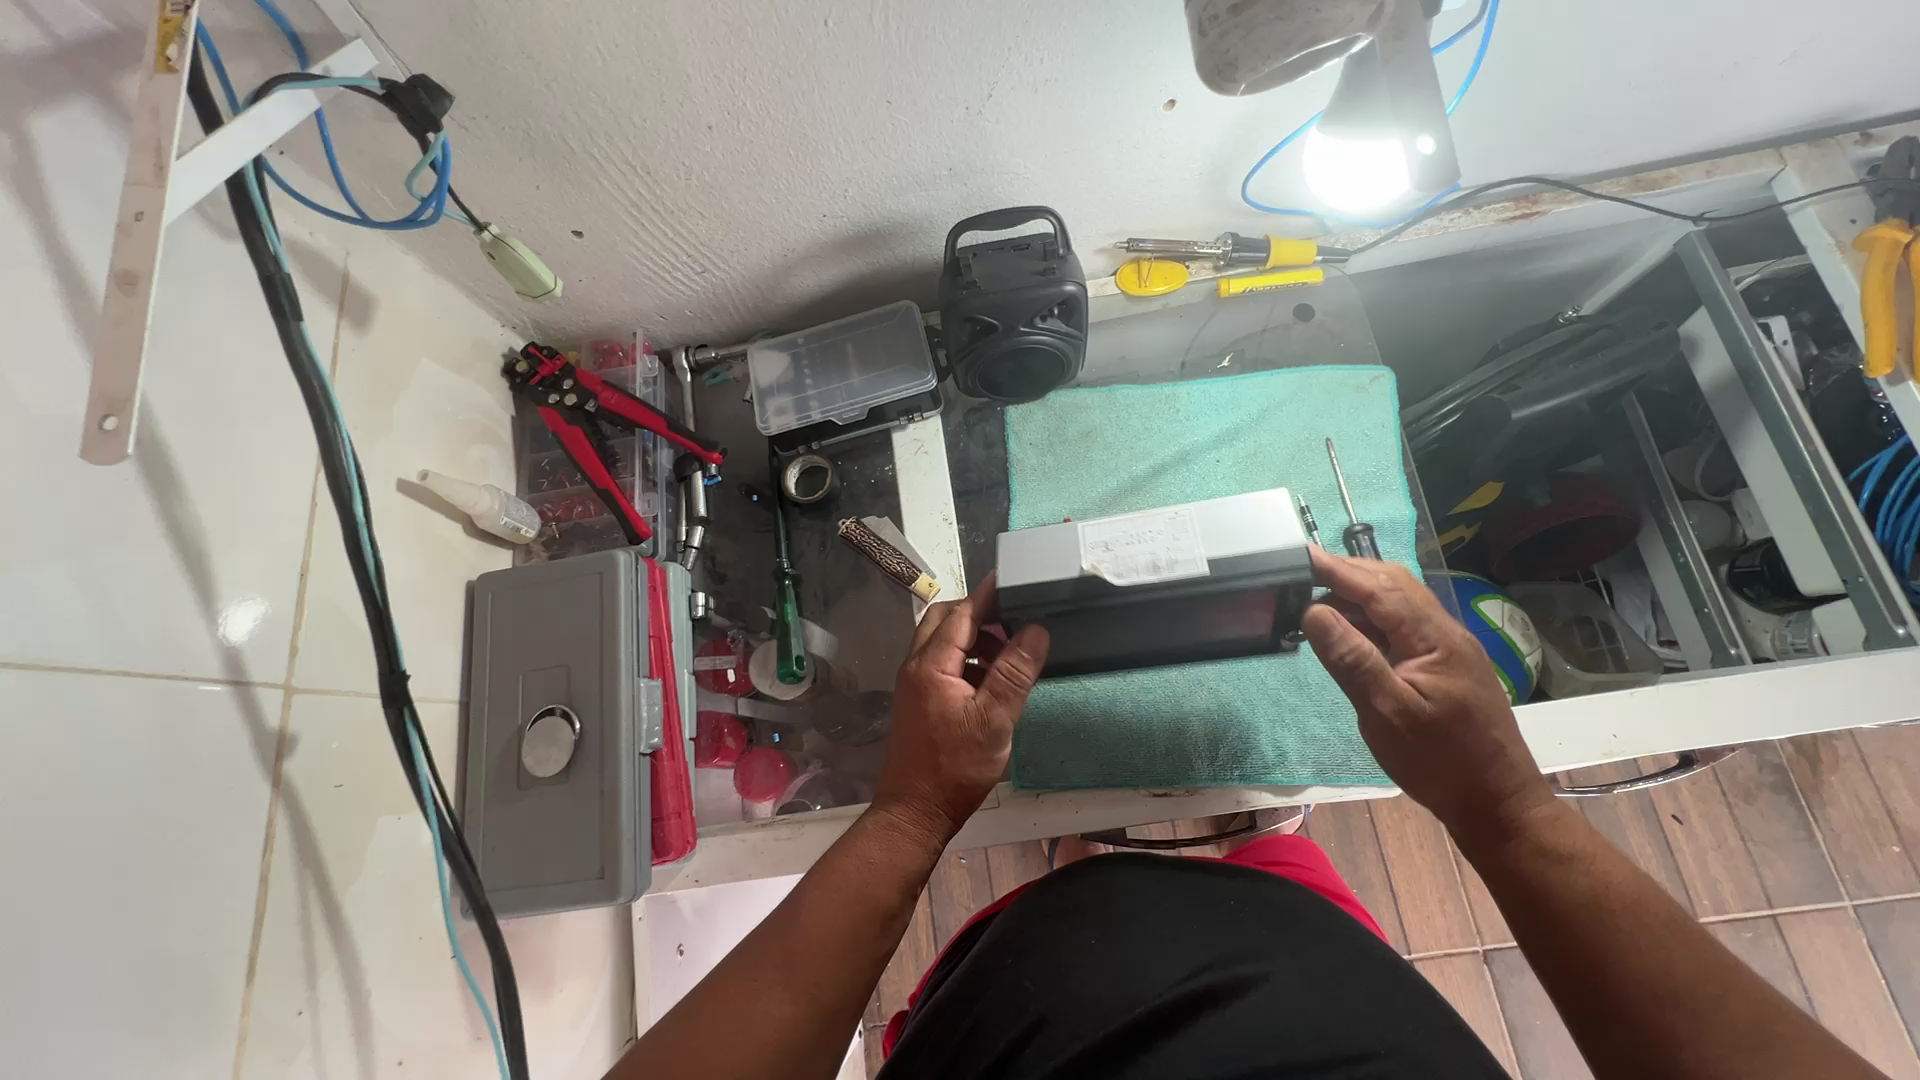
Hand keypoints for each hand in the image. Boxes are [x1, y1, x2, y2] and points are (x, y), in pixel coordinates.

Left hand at [873, 575, 1050, 841]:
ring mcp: (913, 684)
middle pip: (944, 620)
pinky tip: (990, 682)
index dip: (987, 594)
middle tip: (1013, 622)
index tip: (1014, 578)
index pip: (961, 613)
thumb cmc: (954, 769)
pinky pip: (940, 663)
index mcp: (931, 664)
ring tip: (1007, 655)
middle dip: (978, 614)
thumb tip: (1036, 630)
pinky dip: (965, 660)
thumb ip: (1015, 673)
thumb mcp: (994, 721)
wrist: (914, 813)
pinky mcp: (918, 701)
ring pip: (940, 642)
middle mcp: (915, 666)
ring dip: (972, 638)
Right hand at [1301, 549, 1553, 843]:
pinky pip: (1399, 627)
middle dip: (1346, 573)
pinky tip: (1344, 632)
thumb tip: (1313, 612)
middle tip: (1299, 574)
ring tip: (1312, 600)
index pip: (1380, 588)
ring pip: (1397, 604)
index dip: (1337, 569)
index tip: (1298, 554)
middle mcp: (1443, 633)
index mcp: (1434, 639)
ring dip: (1355, 595)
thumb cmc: (1440, 762)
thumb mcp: (1387, 712)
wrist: (1497, 805)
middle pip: (1393, 585)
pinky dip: (1367, 619)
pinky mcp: (1440, 666)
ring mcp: (1445, 649)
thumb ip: (1351, 658)